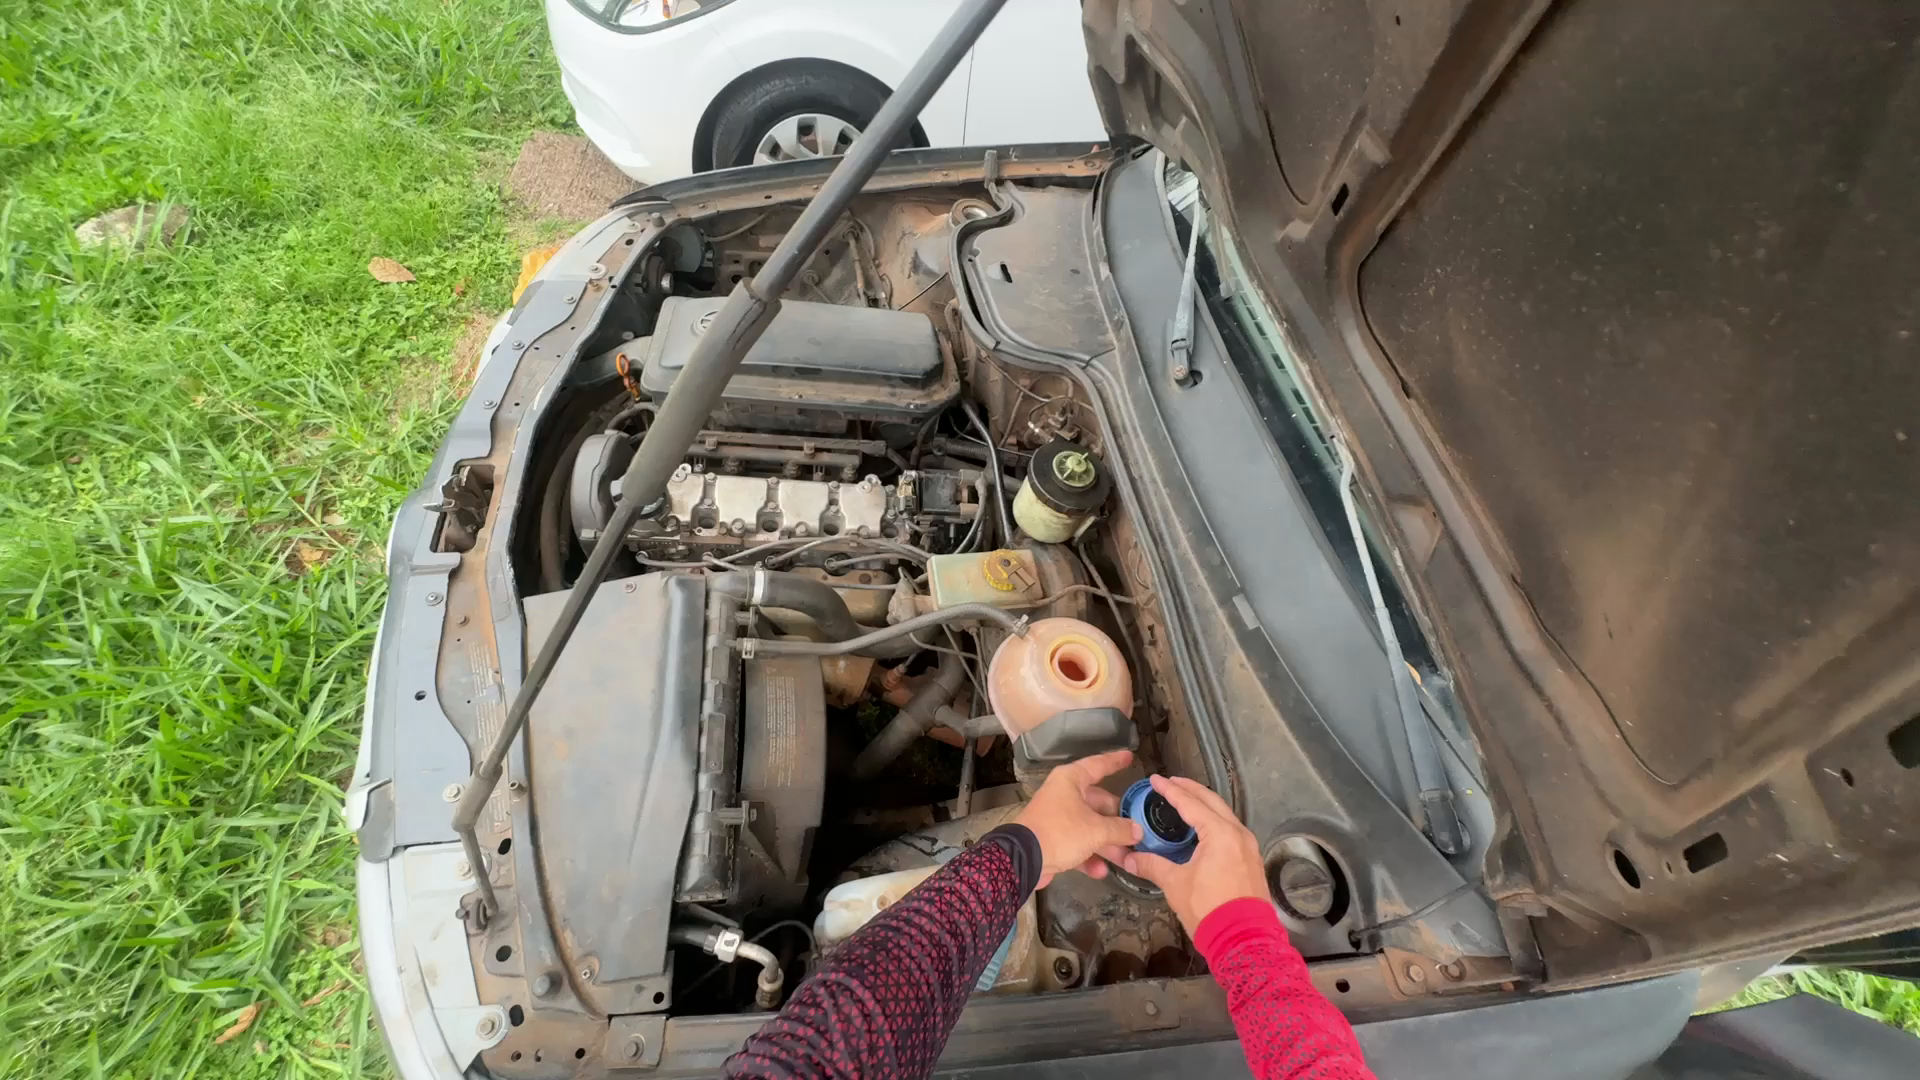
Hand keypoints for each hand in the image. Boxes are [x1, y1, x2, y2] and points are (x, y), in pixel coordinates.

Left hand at [1012, 749, 1143, 887]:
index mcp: (1071, 780)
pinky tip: (1100, 871)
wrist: (1024, 859)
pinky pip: (1077, 844)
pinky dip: (1089, 856)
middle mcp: (1064, 794)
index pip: (1098, 765)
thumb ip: (1119, 829)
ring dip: (1107, 843)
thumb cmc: (1061, 832)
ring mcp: (1058, 817)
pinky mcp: (1053, 839)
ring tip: (1127, 859)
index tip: (1130, 756)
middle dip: (1118, 820)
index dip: (1115, 761)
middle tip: (1140, 830)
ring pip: (1090, 826)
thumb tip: (1138, 830)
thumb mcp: (1095, 830)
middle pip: (1098, 802)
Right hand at [1121, 774, 1270, 931]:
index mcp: (1219, 833)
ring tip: (1185, 799)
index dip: (1170, 790)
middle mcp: (1237, 833)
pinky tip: (1202, 825)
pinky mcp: (1251, 860)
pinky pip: (1230, 828)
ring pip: (1224, 814)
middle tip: (1170, 782)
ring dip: (1204, 803)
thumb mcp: (1175, 884)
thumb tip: (1127, 858)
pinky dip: (1214, 819)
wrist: (1245, 943)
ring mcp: (1248, 847)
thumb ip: (1151, 865)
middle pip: (1211, 801)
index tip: (1154, 780)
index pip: (1190, 803)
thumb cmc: (1208, 908)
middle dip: (1190, 789)